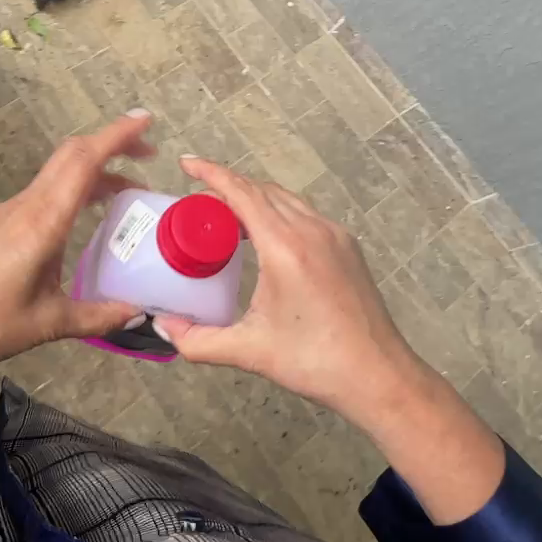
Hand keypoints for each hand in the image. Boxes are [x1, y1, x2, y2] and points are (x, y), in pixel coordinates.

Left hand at [0, 112, 151, 433]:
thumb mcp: (49, 324)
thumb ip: (98, 315)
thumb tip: (139, 312)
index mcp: (43, 221)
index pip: (84, 162)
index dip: (117, 135)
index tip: (146, 119)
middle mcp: (27, 205)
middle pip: (72, 155)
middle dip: (112, 144)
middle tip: (148, 153)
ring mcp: (9, 211)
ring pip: (57, 172)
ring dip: (93, 169)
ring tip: (126, 190)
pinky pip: (44, 191)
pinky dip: (73, 188)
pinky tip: (85, 215)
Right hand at [151, 156, 416, 420]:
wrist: (380, 377)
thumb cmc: (314, 362)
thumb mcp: (249, 351)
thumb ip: (199, 341)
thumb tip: (162, 325)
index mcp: (284, 246)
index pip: (242, 193)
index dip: (211, 173)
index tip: (186, 164)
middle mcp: (311, 229)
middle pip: (261, 190)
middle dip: (227, 186)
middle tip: (197, 202)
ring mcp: (334, 235)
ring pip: (285, 199)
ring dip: (254, 197)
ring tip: (227, 216)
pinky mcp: (347, 247)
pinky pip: (304, 213)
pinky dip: (277, 211)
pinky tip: (265, 236)